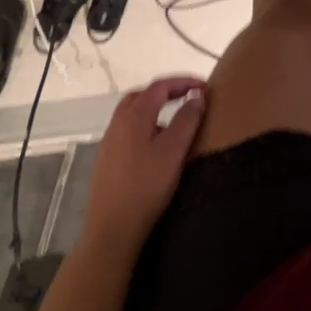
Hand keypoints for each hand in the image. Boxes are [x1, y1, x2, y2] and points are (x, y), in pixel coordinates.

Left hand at [82, 76, 206, 246]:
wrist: (112, 229)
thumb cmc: (146, 186)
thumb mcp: (174, 150)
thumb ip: (186, 119)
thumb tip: (197, 96)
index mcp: (134, 116)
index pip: (159, 86)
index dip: (183, 82)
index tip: (204, 87)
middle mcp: (117, 124)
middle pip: (141, 95)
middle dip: (165, 91)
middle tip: (187, 97)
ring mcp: (108, 143)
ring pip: (132, 114)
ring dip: (154, 109)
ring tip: (175, 121)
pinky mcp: (106, 161)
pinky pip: (127, 131)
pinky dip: (145, 126)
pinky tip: (156, 147)